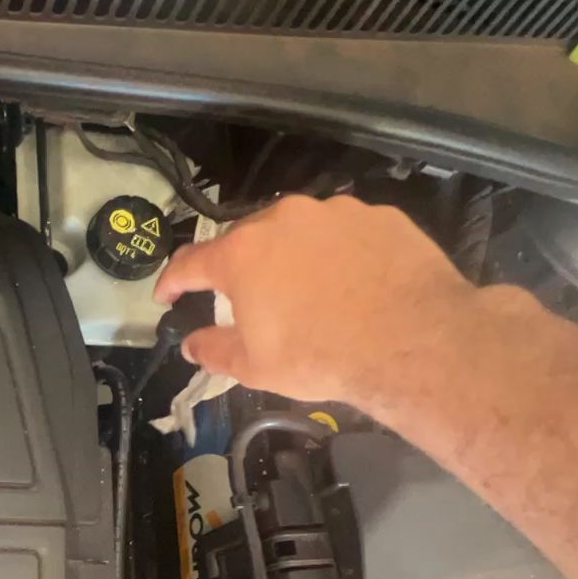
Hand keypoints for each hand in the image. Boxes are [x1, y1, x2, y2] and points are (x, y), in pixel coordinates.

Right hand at [153, 195, 486, 406]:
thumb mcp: (252, 366)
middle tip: (237, 299)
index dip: (171, 281)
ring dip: (283, 257)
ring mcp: (334, 212)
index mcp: (242, 254)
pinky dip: (330, 254)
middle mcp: (283, 220)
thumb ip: (213, 350)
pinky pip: (338, 233)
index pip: (189, 262)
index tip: (165, 295)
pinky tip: (342, 283)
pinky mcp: (379, 216)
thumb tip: (192, 345)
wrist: (412, 340)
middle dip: (233, 268)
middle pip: (243, 240)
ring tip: (295, 291)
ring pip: (293, 232)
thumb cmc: (318, 355)